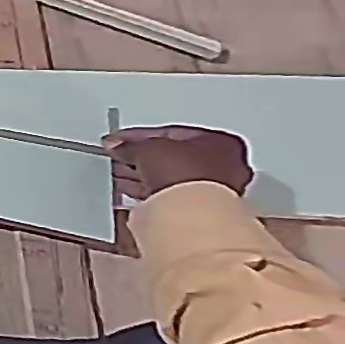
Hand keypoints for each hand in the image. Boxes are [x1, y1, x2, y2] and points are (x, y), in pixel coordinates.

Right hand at [102, 125, 253, 198]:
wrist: (190, 210)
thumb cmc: (186, 175)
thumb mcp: (146, 148)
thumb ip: (129, 145)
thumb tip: (119, 146)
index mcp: (222, 142)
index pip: (171, 133)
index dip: (139, 136)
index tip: (120, 140)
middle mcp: (225, 165)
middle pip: (171, 156)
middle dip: (141, 157)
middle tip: (120, 156)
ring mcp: (213, 189)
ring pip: (169, 176)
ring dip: (142, 174)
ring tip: (119, 173)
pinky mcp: (198, 208)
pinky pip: (168, 194)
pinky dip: (148, 190)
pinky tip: (130, 188)